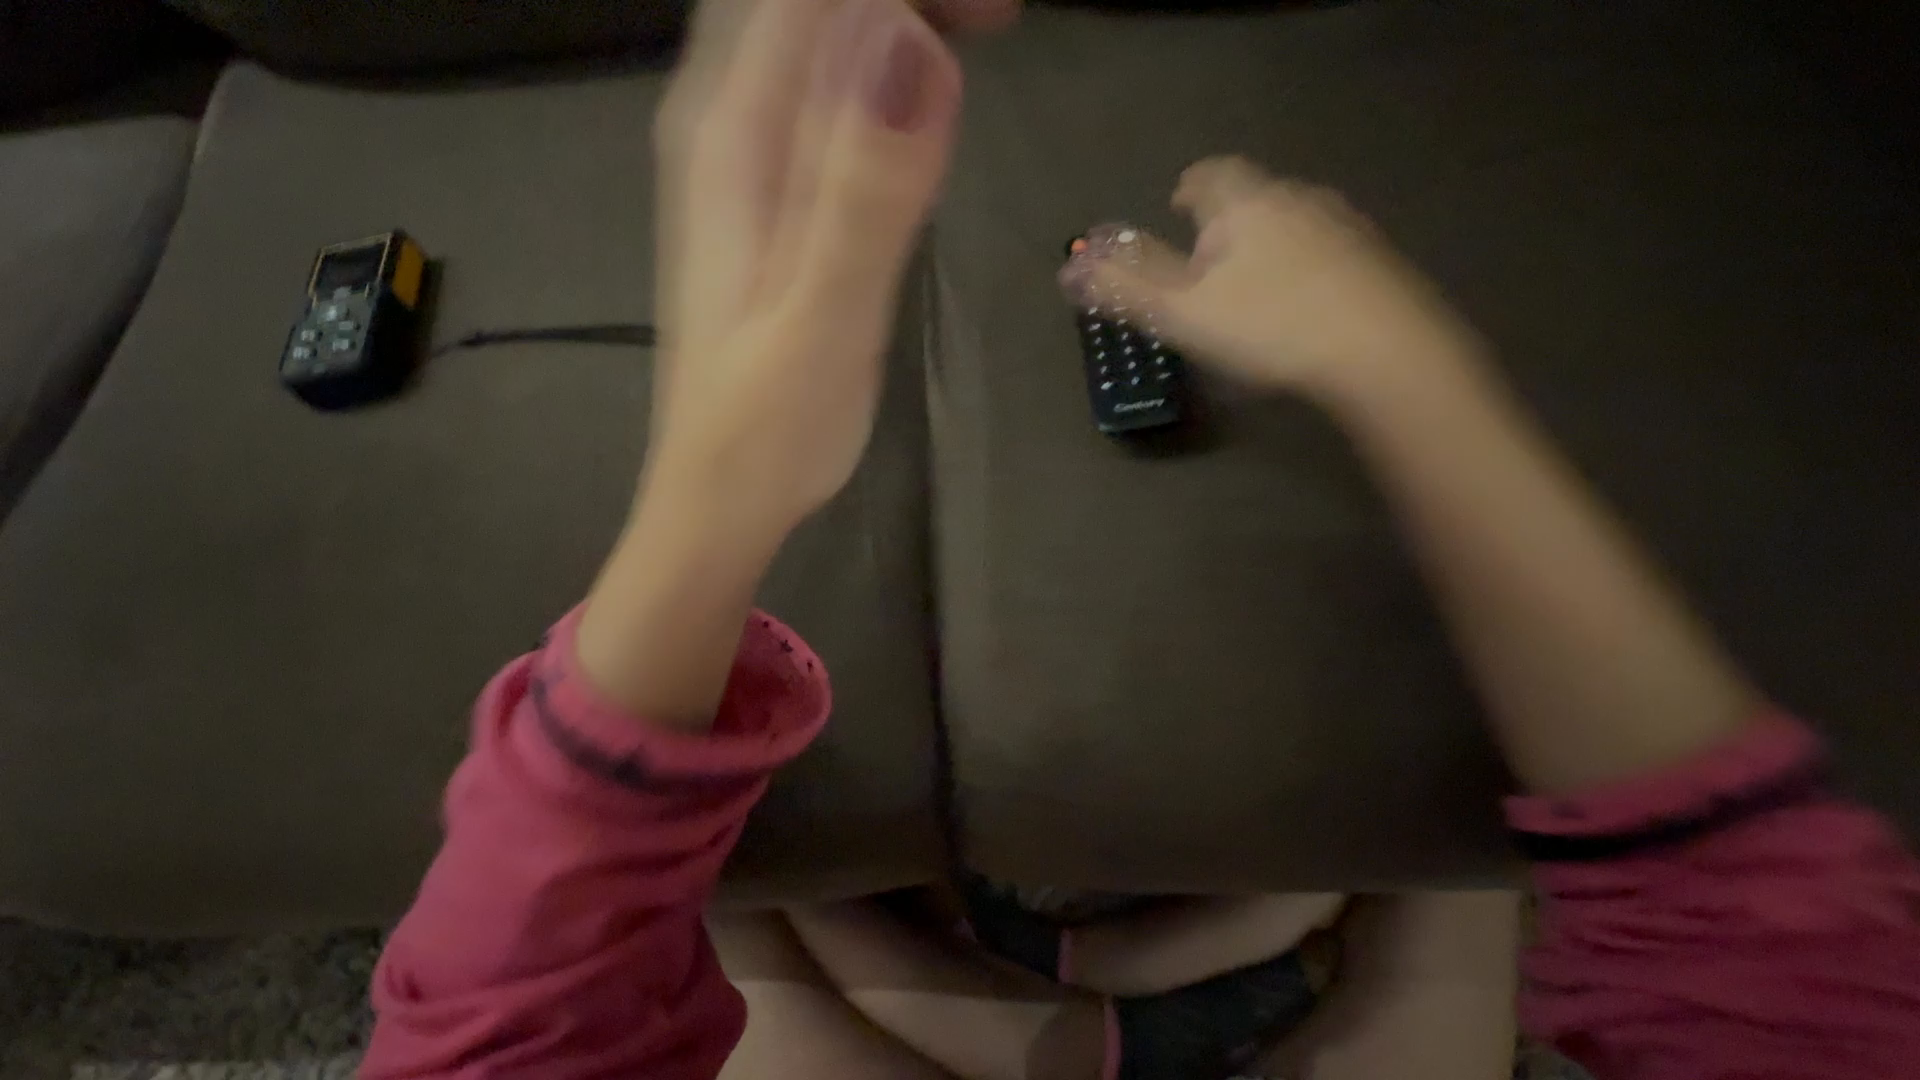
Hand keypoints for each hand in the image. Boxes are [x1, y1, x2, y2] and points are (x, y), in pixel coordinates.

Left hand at [576, 0, 988, 724]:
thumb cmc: (768, 432)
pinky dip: (872, 75)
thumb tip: (913, 45)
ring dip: (886, 22)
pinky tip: (918, 103)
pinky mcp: (762, 202)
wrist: (719, 499)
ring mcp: (736, 164)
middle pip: (796, 0)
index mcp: (731, 139)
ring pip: (804, 39)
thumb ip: (862, 193)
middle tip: (996, 22)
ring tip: (978, 37)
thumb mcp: (823, 322)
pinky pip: (811, 97)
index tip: (996, 14)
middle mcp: (721, 128)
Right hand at [1059, 156, 1478, 398]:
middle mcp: (1296, 198)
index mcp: (1243, 203)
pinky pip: (1326, 250)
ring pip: (1291, 221)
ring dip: (1266, 243)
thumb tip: (1068, 268)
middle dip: (1226, 221)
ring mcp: (1343, 225)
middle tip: (1208, 261)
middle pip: (1252, 196)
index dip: (1188, 190)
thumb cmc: (1269, 326)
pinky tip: (1302, 305)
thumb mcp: (1182, 314)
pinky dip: (1304, 267)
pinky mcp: (1376, 259)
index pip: (1208, 175)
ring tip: (1251, 285)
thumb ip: (1125, 288)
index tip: (1178, 210)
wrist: (1383, 353)